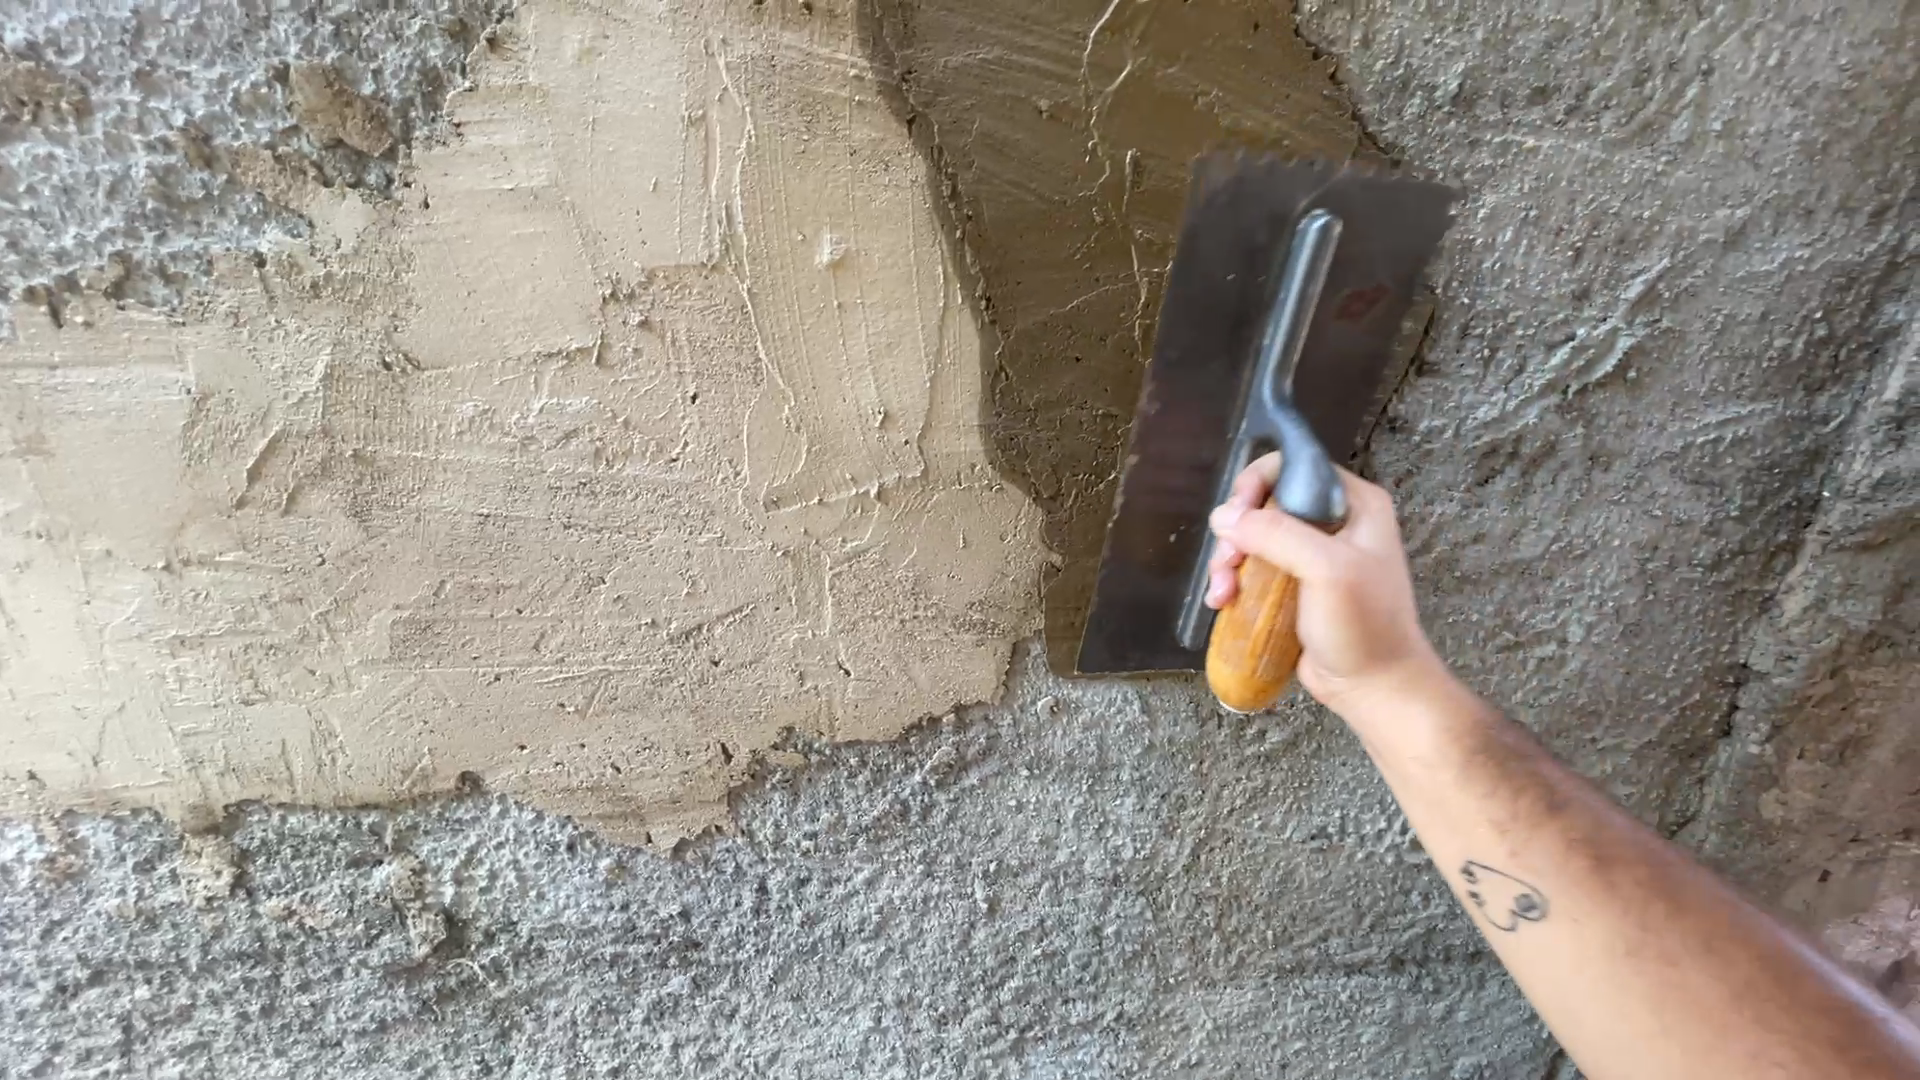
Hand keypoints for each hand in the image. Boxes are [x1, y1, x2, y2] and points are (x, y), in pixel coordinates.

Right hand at [1204, 454, 1445, 714]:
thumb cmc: (1364, 628)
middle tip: (1227, 563)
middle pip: (1263, 503)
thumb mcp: (1327, 571)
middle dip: (1236, 532)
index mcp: (1354, 503)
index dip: (1257, 484)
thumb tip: (1222, 517)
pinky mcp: (1292, 583)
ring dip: (1227, 561)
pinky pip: (1250, 567)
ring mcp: (1311, 554)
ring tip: (1222, 592)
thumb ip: (1277, 535)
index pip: (1293, 467)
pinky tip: (1222, 601)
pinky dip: (1231, 580)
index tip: (1238, 516)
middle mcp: (1332, 522)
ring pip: (1250, 537)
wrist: (1373, 687)